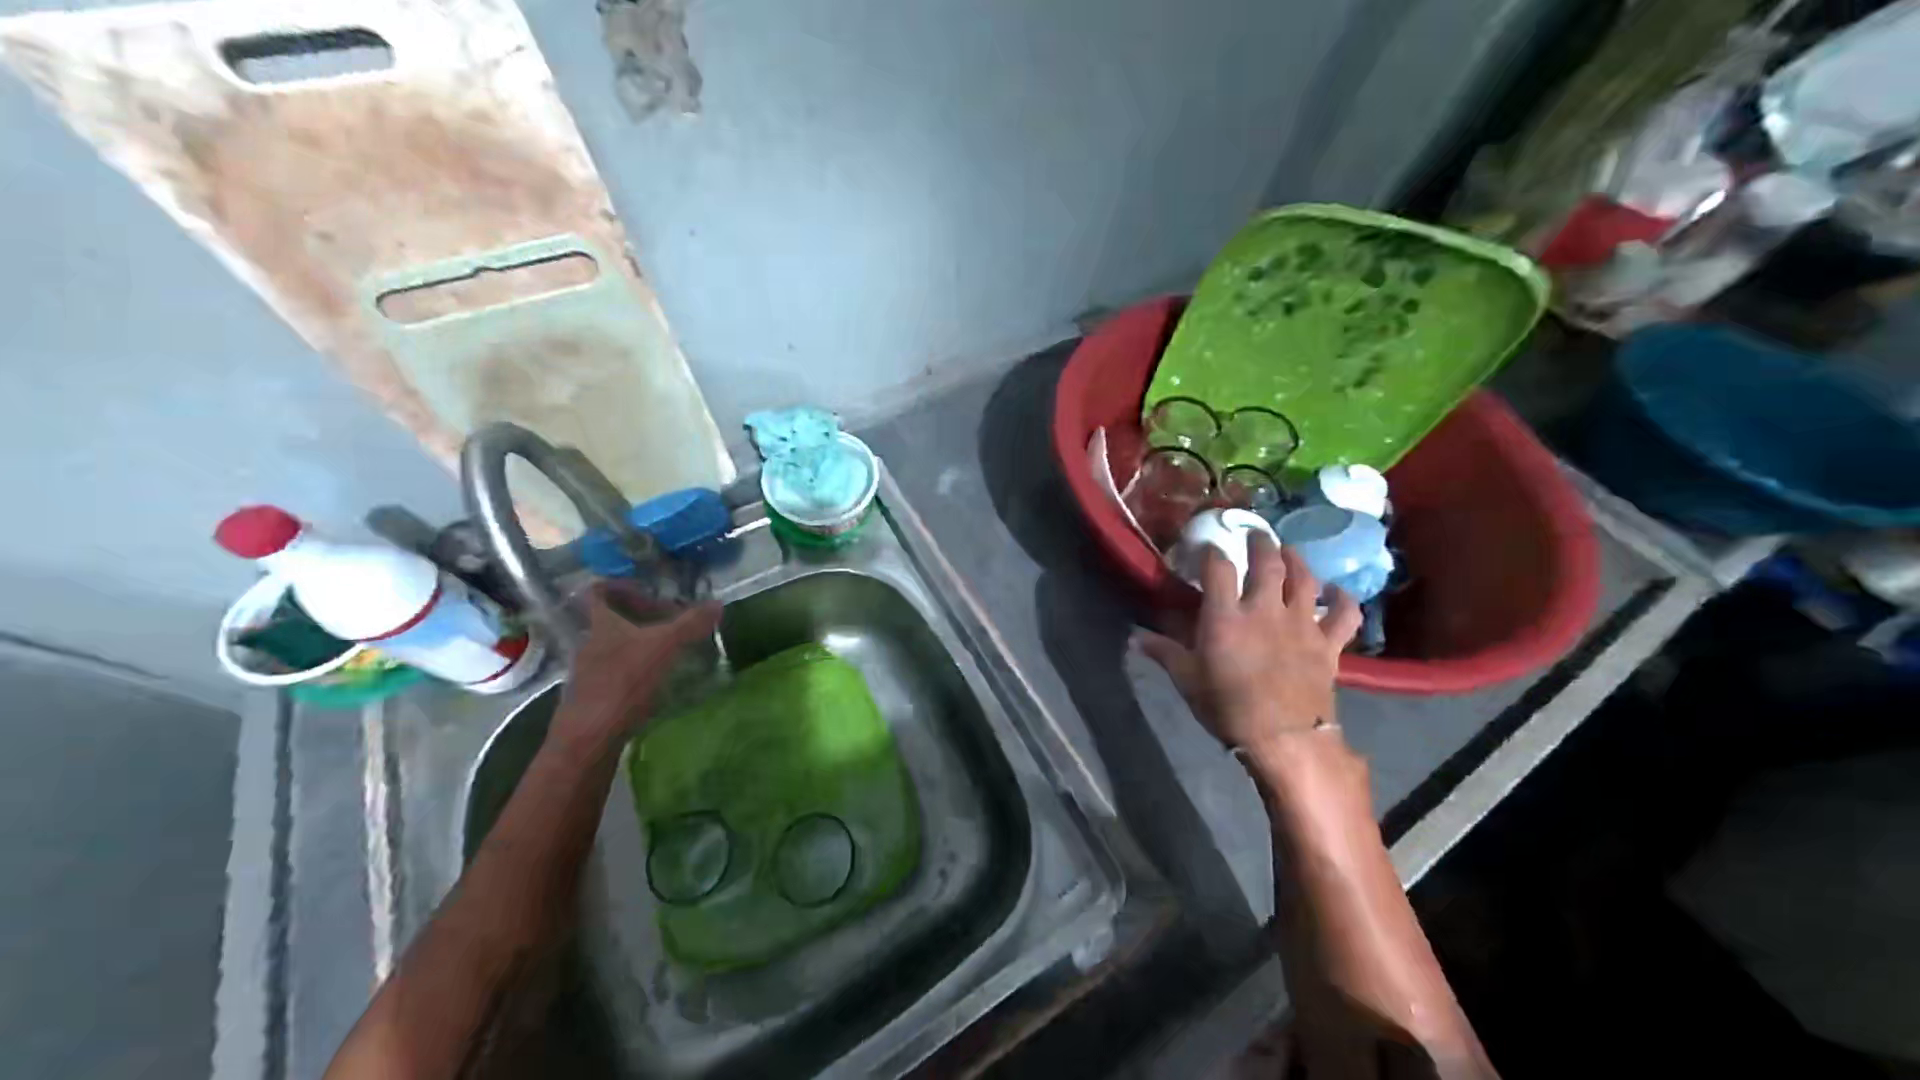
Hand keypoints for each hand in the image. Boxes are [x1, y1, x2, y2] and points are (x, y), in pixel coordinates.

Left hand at [550, 582, 721, 759]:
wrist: (589, 738)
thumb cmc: (625, 683)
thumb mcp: (665, 647)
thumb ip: (691, 624)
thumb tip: (717, 603)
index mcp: (603, 624)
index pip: (600, 592)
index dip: (621, 586)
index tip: (648, 590)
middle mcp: (590, 644)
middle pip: (612, 621)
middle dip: (640, 619)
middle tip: (671, 622)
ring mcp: (588, 672)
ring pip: (614, 648)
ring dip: (639, 646)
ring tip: (669, 653)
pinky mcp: (593, 698)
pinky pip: (615, 674)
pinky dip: (635, 672)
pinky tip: (656, 684)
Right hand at [1136, 535, 1361, 761]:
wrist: (1284, 739)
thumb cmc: (1227, 708)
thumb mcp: (1187, 680)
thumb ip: (1164, 652)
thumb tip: (1136, 637)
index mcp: (1226, 616)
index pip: (1219, 568)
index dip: (1212, 551)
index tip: (1207, 547)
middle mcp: (1264, 609)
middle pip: (1268, 562)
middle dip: (1261, 543)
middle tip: (1257, 534)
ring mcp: (1301, 624)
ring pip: (1305, 578)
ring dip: (1297, 560)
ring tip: (1289, 552)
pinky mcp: (1328, 643)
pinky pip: (1343, 614)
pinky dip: (1342, 599)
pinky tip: (1337, 591)